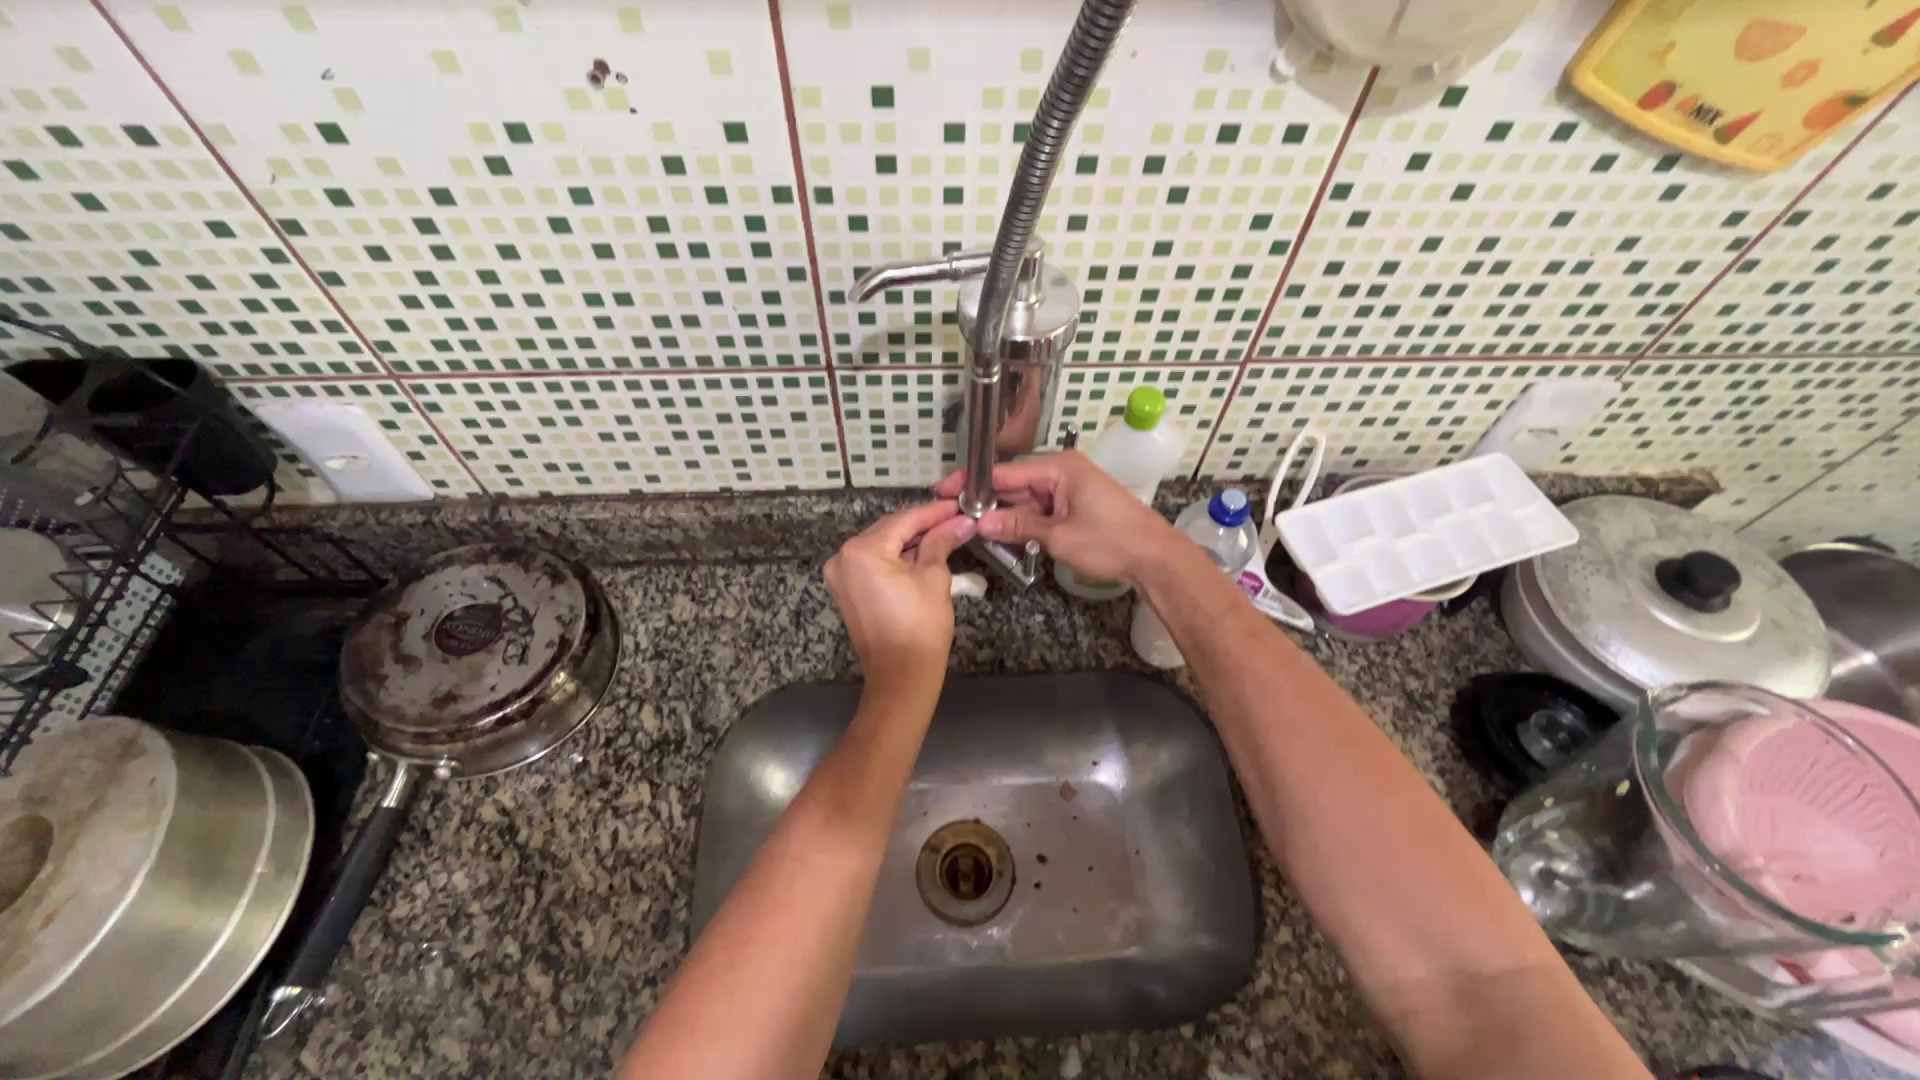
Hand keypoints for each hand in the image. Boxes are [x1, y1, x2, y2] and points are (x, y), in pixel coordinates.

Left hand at [824, 500, 975, 693]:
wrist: (901, 675)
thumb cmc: (920, 626)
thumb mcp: (934, 577)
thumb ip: (941, 542)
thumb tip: (960, 522)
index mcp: (862, 550)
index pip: (903, 520)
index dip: (934, 512)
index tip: (957, 505)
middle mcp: (843, 558)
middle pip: (889, 530)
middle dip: (923, 526)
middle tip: (955, 519)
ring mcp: (841, 576)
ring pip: (882, 547)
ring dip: (911, 542)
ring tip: (945, 534)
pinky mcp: (847, 591)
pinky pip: (874, 564)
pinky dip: (897, 558)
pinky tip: (923, 553)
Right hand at [934, 451, 1179, 583]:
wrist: (1155, 558)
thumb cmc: (1111, 542)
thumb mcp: (1058, 536)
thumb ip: (1017, 526)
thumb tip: (980, 522)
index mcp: (1059, 467)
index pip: (1005, 472)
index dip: (973, 482)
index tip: (944, 489)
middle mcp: (1063, 470)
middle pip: (1015, 483)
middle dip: (987, 500)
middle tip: (954, 512)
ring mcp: (1071, 488)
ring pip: (1027, 498)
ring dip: (1005, 513)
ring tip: (972, 526)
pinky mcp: (1076, 504)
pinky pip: (1042, 508)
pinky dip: (1024, 520)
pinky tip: (1002, 532)